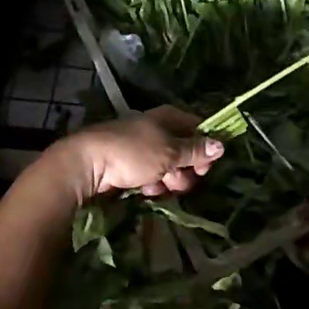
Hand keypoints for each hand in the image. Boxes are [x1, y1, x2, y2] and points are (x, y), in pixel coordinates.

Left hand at [44, 106, 221, 202]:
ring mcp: (141, 148)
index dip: (205, 146)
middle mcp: (155, 129)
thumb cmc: (132, 152)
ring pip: (169, 168)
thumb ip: (194, 150)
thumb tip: (221, 144)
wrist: (88, 165)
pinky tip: (144, 190)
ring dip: (168, 181)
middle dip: (186, 170)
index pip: (196, 127)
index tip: (207, 166)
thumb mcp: (168, 151)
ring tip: (157, 186)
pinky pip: (151, 177)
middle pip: (184, 151)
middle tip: (178, 181)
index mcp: (165, 118)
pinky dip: (151, 185)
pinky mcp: (130, 166)